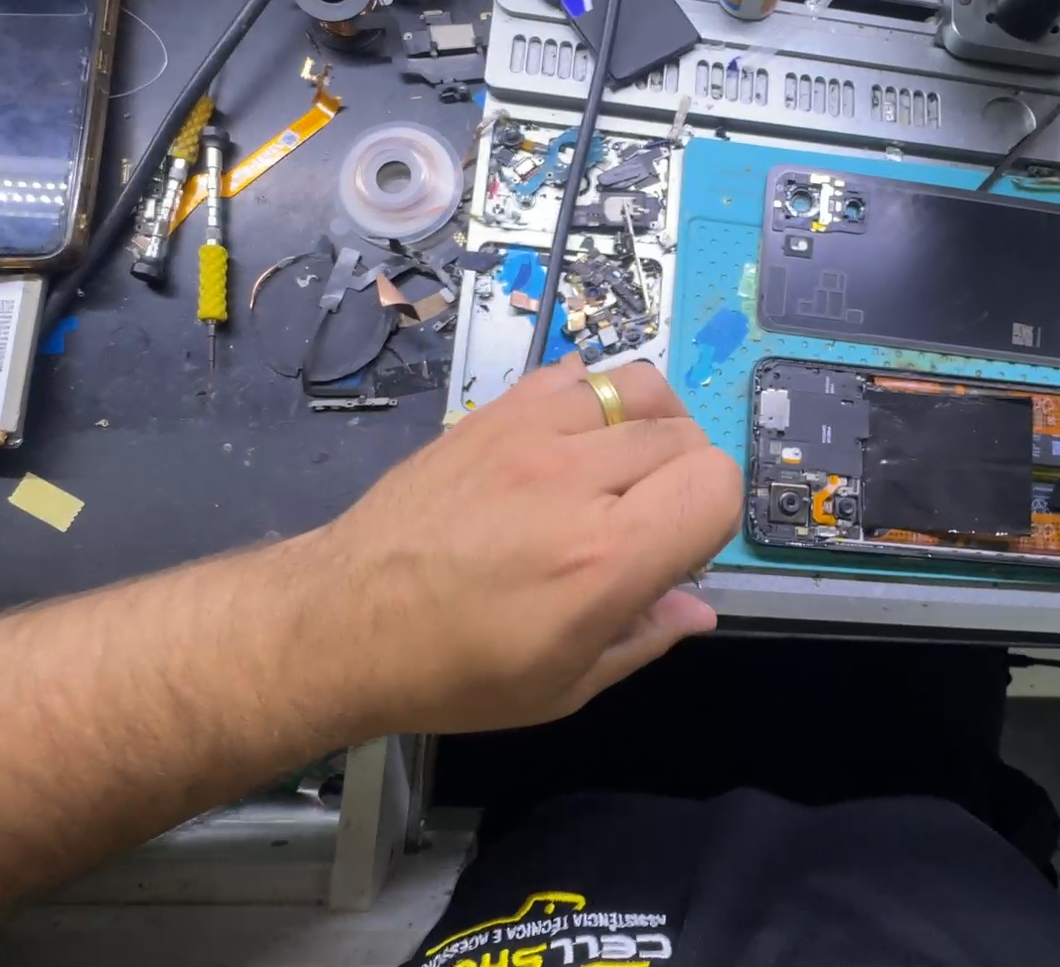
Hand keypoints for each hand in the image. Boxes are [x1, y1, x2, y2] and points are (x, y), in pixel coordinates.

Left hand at [298, 358, 741, 735]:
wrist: (342, 621)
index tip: (681, 548)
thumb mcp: (565, 686)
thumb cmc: (455, 670)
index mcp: (603, 558)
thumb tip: (701, 606)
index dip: (716, 518)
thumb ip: (647, 637)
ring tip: (626, 465)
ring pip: (642, 388)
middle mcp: (575, 479)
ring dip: (654, 426)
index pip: (717, 484)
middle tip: (647, 519)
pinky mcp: (496, 411)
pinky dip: (599, 398)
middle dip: (687, 479)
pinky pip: (578, 374)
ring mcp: (531, 432)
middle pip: (687, 436)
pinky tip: (578, 439)